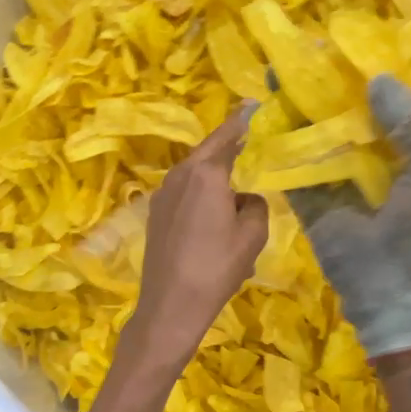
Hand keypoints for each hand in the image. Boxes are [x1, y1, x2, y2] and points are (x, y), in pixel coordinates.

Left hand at [121, 105, 268, 373]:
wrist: (170, 305)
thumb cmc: (215, 267)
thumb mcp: (252, 235)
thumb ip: (255, 205)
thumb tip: (244, 199)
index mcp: (205, 172)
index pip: (228, 135)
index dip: (243, 121)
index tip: (253, 106)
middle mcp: (179, 175)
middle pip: (208, 152)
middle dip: (228, 146)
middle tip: (249, 140)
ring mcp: (162, 196)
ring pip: (194, 174)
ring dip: (213, 174)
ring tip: (235, 182)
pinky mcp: (155, 216)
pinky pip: (183, 195)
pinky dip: (200, 195)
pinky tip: (213, 213)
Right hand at [284, 74, 410, 357]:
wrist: (398, 296)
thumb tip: (376, 81)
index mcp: (408, 152)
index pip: (383, 106)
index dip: (362, 78)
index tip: (338, 48)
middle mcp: (371, 164)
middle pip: (343, 120)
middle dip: (321, 92)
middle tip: (296, 57)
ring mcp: (338, 187)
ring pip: (315, 143)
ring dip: (296, 116)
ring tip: (274, 81)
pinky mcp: (311, 210)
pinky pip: (294, 176)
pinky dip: (280, 154)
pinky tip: (264, 124)